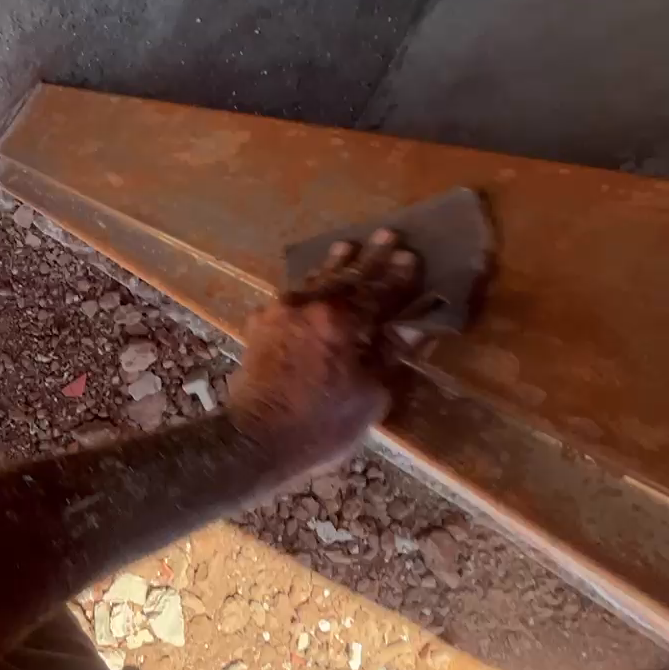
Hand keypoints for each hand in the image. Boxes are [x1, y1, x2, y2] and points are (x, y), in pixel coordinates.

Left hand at [230, 229, 421, 456]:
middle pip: (344, 276)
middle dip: (368, 257)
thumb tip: (412, 327)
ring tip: (346, 246)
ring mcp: (278, 312)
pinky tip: (310, 285)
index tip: (411, 255)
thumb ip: (389, 353)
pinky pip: (289, 298)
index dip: (397, 275)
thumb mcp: (371, 394)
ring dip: (333, 265)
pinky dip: (306, 289)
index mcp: (340, 320)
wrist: (256, 436)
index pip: (378, 291)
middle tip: (386, 233)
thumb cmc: (323, 423)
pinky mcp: (258, 324)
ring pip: (312, 281)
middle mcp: (307, 306)